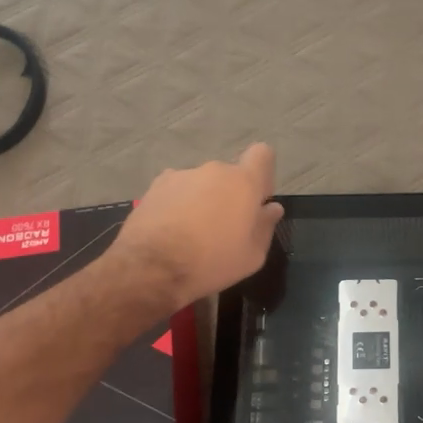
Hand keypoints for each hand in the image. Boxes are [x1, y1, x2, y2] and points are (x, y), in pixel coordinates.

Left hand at [111, 144, 284, 309]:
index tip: (256, 200)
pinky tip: (171, 231)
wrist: (151, 267)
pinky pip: (177, 192)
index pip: (262, 155)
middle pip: (229, 176)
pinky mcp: (155, 186)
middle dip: (230, 196)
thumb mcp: (252, 256)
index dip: (262, 175)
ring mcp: (181, 175)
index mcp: (243, 182)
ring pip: (202, 184)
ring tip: (191, 234)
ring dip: (202, 201)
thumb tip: (271, 208)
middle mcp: (213, 170)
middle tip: (223, 229)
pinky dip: (179, 205)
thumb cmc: (212, 262)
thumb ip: (265, 226)